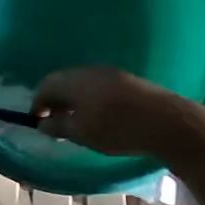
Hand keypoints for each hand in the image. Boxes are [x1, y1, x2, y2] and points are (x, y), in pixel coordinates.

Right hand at [32, 66, 182, 156]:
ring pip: (81, 83)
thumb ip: (58, 126)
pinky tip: (99, 116)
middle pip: (63, 81)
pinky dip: (90, 99)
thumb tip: (43, 123)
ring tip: (77, 122)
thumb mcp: (81, 133)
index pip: (45, 85)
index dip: (38, 103)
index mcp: (73, 81)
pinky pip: (98, 86)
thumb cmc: (117, 129)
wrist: (167, 122)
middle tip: (55, 122)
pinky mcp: (128, 81)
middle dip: (55, 100)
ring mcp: (110, 73)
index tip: (38, 122)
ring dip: (73, 100)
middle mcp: (89, 71)